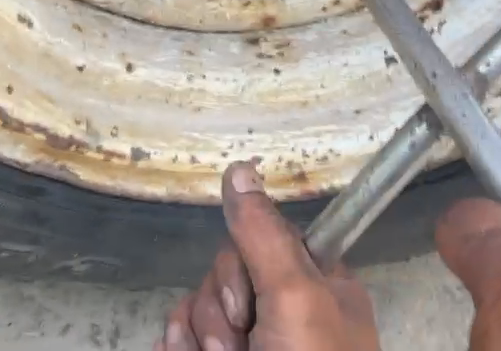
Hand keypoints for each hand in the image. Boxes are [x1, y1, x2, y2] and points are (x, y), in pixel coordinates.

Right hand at [160, 161, 379, 350]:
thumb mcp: (295, 299)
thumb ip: (262, 234)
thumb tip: (239, 168)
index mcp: (320, 287)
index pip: (264, 237)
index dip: (246, 263)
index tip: (252, 297)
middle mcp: (285, 311)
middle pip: (225, 270)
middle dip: (221, 310)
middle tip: (241, 348)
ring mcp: (251, 346)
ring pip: (198, 306)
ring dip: (197, 339)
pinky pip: (180, 338)